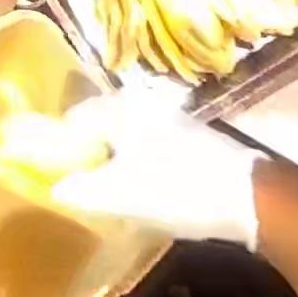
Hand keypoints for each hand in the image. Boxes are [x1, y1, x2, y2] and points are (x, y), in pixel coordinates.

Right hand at [50, 87, 264, 248]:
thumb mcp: (123, 195)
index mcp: (121, 107)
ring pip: (121, 128)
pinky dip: (129, 153)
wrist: (246, 194)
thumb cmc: (178, 188)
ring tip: (101, 183)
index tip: (51, 167)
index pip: (75, 118)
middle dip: (84, 146)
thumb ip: (84, 190)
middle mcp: (139, 100)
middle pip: (98, 120)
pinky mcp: (180, 128)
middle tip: (75, 178)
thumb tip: (57, 186)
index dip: (59, 143)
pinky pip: (140, 136)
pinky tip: (133, 179)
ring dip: (108, 152)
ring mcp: (163, 112)